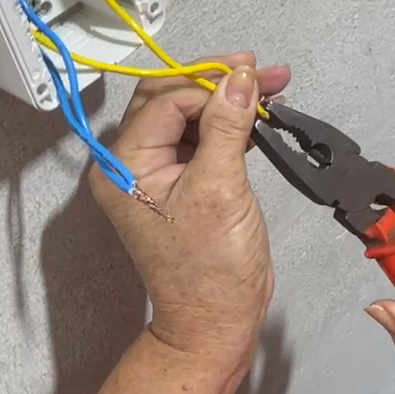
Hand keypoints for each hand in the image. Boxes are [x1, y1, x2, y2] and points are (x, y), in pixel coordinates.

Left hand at [93, 54, 291, 371]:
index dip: (208, 84)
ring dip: (226, 101)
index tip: (254, 73)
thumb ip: (226, 126)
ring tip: (271, 87)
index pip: (165, 101)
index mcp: (123, 164)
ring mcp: (156, 174)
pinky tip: (257, 116)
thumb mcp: (220, 188)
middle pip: (169, 101)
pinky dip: (227, 126)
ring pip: (187, 117)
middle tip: (262, 70)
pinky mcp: (181, 183)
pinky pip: (198, 140)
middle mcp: (130, 164)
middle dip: (216, 82)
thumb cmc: (211, 266)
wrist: (216, 322)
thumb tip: (241, 75)